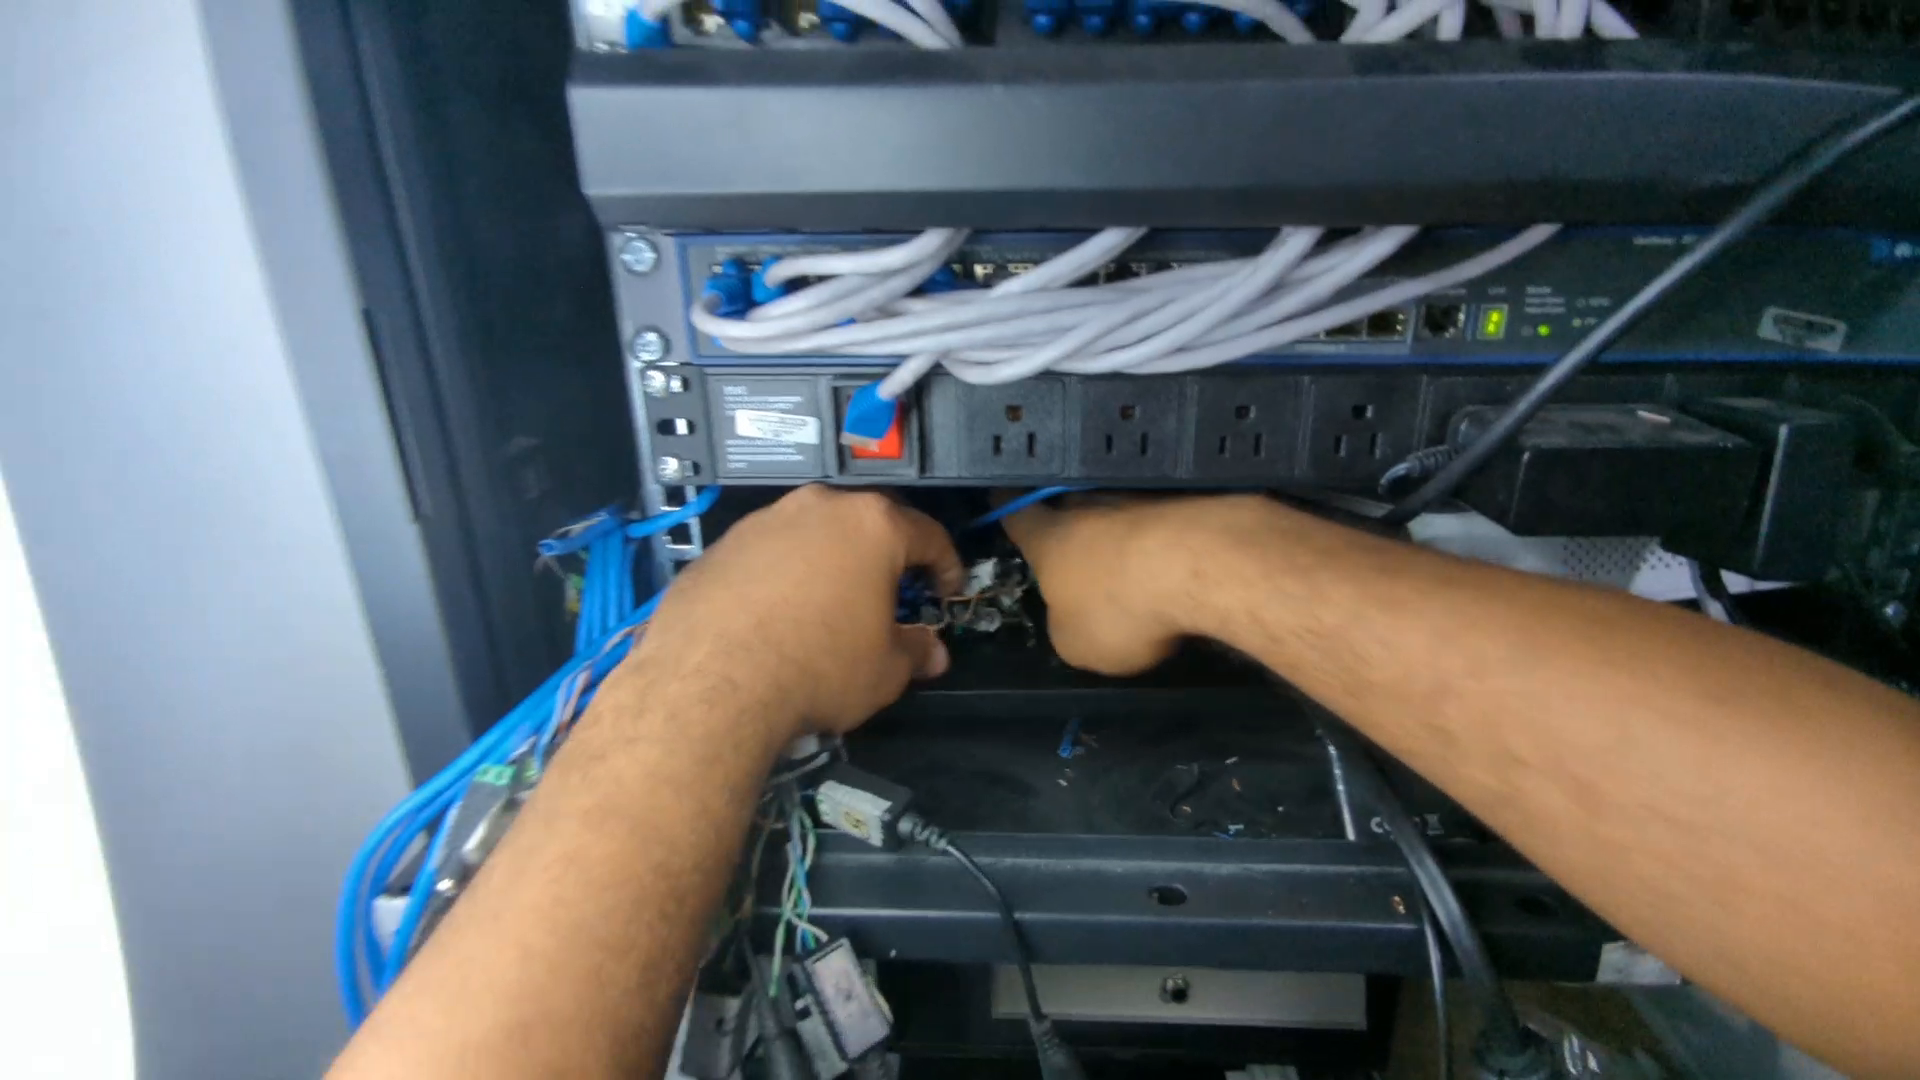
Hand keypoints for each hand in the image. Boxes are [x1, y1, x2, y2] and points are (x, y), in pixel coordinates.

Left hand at [630, 486, 963, 742]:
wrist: (709, 682)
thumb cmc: (818, 666)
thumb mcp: (884, 670)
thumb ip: (915, 652)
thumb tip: (933, 652)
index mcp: (872, 525)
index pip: (928, 535)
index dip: (946, 566)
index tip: (946, 592)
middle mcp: (818, 507)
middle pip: (867, 525)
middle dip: (884, 558)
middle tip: (889, 596)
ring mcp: (764, 521)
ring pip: (812, 535)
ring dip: (829, 563)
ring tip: (828, 608)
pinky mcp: (721, 545)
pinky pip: (767, 555)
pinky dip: (782, 577)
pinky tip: (775, 617)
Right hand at [1002, 493, 1275, 675]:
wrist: (1202, 564)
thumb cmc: (1120, 608)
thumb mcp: (1075, 644)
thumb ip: (1064, 624)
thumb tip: (1072, 614)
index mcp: (1049, 538)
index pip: (1016, 516)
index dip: (1006, 510)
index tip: (1000, 501)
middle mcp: (1088, 506)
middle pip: (1068, 506)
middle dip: (1067, 522)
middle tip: (1073, 546)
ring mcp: (1137, 498)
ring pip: (1116, 512)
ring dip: (1120, 533)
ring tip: (1132, 562)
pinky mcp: (1184, 501)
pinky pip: (1159, 520)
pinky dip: (1160, 538)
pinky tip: (1172, 559)